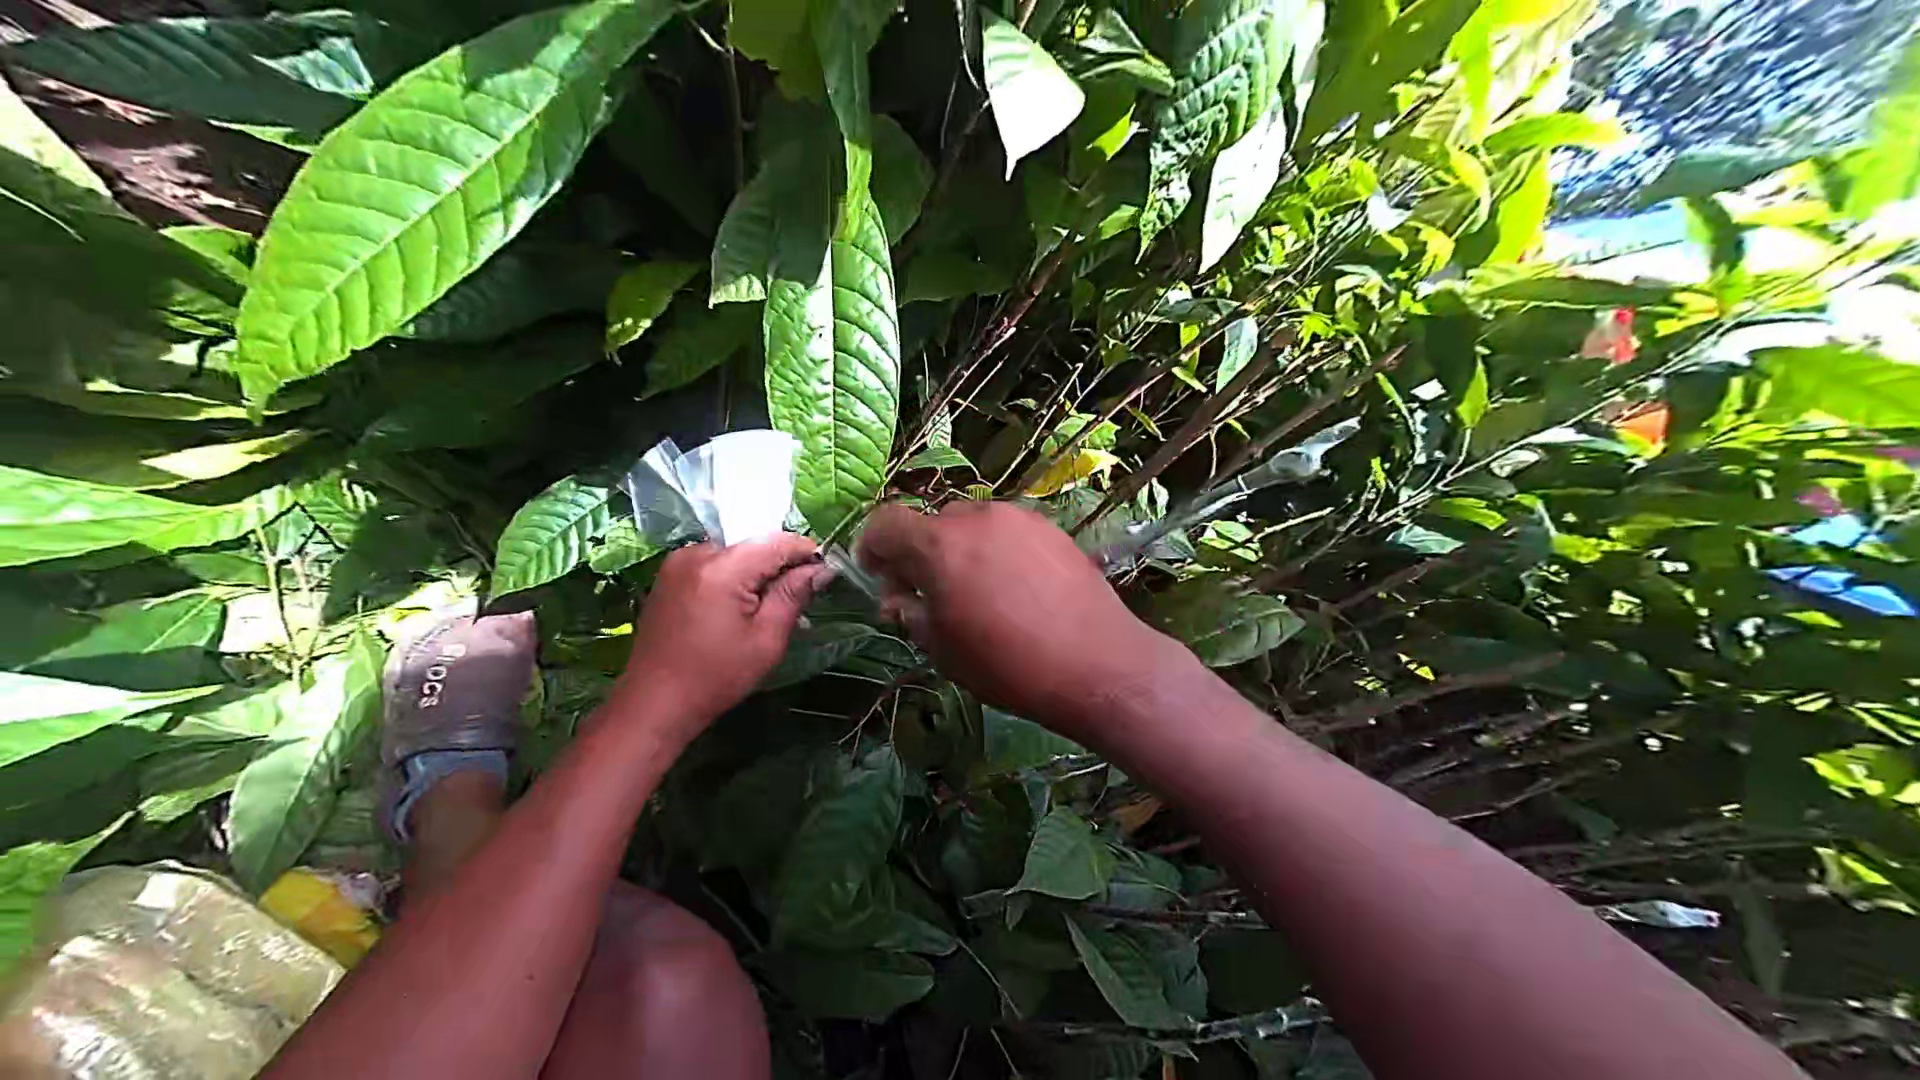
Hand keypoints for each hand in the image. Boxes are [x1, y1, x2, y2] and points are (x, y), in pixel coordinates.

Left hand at [619, 534, 833, 733]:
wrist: (654, 704)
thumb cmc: (715, 677)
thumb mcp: (766, 640)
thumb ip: (793, 595)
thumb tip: (822, 569)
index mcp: (721, 569)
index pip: (777, 541)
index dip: (806, 553)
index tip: (825, 573)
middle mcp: (696, 554)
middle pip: (754, 543)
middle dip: (781, 563)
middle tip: (799, 594)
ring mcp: (678, 562)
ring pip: (735, 551)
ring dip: (757, 569)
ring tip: (769, 604)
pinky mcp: (669, 574)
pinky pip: (714, 562)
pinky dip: (734, 574)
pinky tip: (739, 605)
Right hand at [857, 502, 1181, 729]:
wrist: (1097, 664)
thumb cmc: (1008, 665)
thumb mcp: (943, 649)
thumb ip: (911, 613)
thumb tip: (898, 597)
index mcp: (940, 545)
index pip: (885, 522)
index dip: (873, 546)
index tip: (880, 576)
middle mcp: (977, 518)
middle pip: (931, 523)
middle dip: (919, 554)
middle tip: (930, 595)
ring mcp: (1019, 518)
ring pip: (971, 525)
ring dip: (959, 551)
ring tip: (978, 592)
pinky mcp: (1050, 527)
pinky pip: (1006, 531)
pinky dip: (994, 550)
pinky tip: (1015, 588)